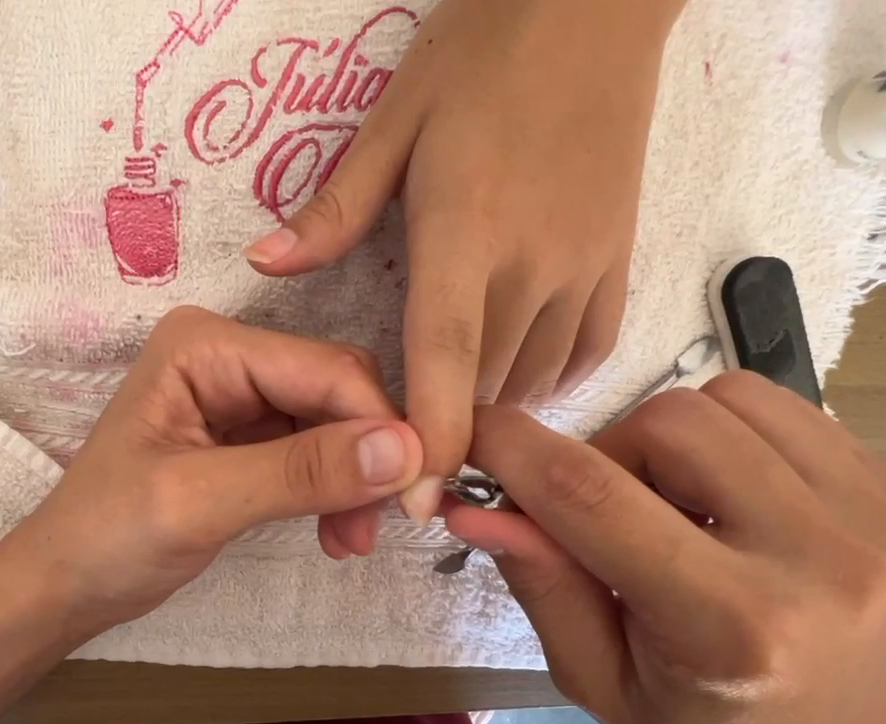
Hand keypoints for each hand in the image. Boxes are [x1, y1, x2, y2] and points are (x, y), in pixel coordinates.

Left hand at [0, 307, 422, 637]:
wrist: (66, 587)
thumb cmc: (109, 538)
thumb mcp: (200, 502)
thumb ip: (299, 473)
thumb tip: (406, 451)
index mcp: (207, 347)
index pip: (326, 371)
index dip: (382, 427)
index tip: (420, 495)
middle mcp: (229, 357)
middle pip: (337, 393)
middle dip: (369, 458)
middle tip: (384, 527)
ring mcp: (239, 398)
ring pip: (334, 427)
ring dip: (355, 483)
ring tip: (352, 543)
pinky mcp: (247, 440)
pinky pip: (315, 454)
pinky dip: (332, 493)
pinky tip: (335, 534)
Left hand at [244, 0, 684, 522]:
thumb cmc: (480, 56)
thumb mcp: (391, 122)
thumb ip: (332, 211)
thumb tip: (264, 265)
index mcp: (461, 237)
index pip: (442, 363)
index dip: (429, 442)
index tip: (412, 505)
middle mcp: (528, 266)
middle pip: (484, 389)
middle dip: (446, 437)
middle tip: (405, 467)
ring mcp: (584, 268)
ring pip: (532, 381)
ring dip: (489, 410)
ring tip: (453, 422)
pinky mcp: (621, 261)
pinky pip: (584, 353)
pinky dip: (545, 380)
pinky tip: (513, 379)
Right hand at [444, 373, 885, 723]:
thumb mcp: (593, 680)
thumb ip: (541, 584)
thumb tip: (473, 508)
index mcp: (728, 626)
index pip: (596, 501)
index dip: (519, 451)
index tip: (473, 429)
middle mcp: (819, 558)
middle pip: (669, 424)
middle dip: (606, 454)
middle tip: (600, 513)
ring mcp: (878, 518)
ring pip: (726, 399)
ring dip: (666, 441)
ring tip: (668, 508)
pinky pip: (780, 409)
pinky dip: (725, 438)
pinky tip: (724, 499)